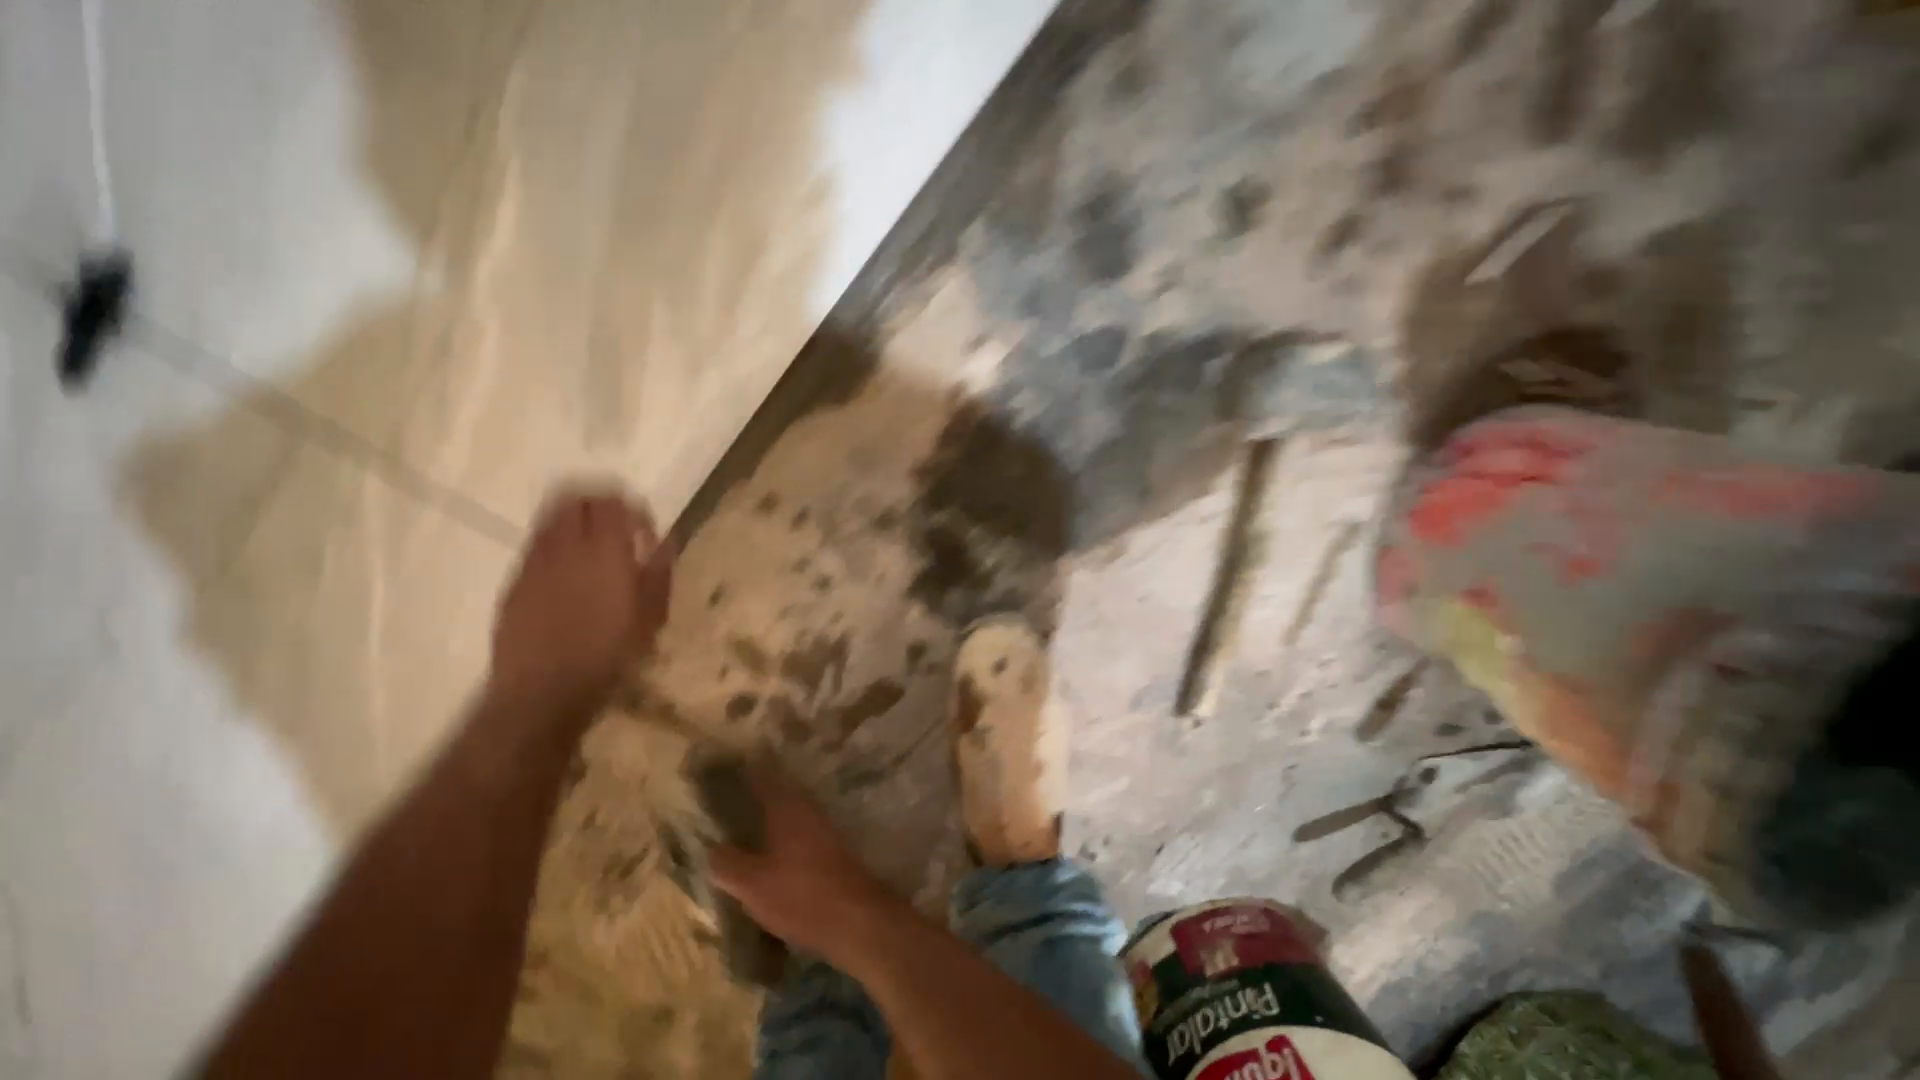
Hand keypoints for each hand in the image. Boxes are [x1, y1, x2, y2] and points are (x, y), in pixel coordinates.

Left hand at [488, 486, 672, 716]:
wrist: (543, 691)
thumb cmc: (608, 656)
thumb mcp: (650, 617)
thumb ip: (659, 571)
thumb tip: (666, 540)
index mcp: (603, 548)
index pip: (613, 500)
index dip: (632, 508)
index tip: (645, 532)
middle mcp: (564, 545)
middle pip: (574, 498)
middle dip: (598, 504)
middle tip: (617, 528)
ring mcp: (533, 561)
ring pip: (550, 519)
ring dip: (573, 524)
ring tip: (591, 550)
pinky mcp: (514, 582)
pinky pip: (535, 548)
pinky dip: (554, 549)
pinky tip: (567, 578)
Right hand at [708, 767, 897, 964]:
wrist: (857, 919)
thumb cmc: (800, 895)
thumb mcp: (751, 884)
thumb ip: (727, 864)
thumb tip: (712, 848)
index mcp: (786, 808)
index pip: (763, 775)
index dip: (745, 765)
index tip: (726, 760)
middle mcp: (807, 810)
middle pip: (778, 791)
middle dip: (757, 789)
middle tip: (730, 791)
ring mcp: (823, 830)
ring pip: (790, 812)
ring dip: (770, 814)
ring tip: (745, 822)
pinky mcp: (832, 852)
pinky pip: (800, 833)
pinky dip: (783, 835)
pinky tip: (771, 852)